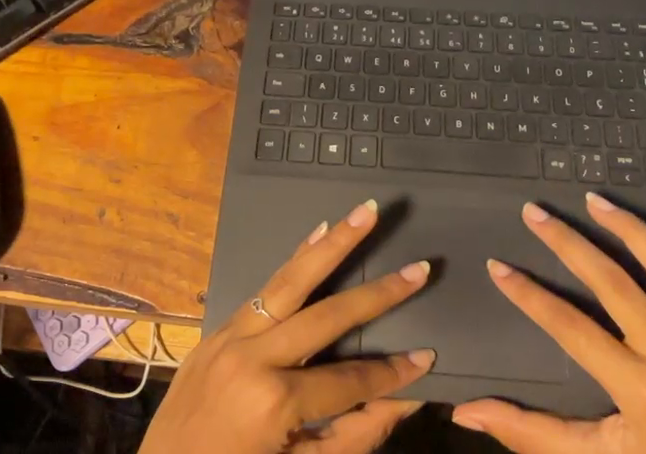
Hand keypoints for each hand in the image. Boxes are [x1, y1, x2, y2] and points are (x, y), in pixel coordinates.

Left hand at [141, 199, 434, 453]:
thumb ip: (354, 435)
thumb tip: (405, 398)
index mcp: (274, 401)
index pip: (349, 380)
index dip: (391, 374)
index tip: (427, 357)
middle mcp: (253, 357)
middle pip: (327, 315)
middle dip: (378, 293)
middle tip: (420, 269)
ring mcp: (230, 337)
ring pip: (291, 280)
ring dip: (333, 244)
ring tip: (366, 213)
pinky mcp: (217, 331)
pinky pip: (262, 287)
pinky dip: (294, 259)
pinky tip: (318, 233)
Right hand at [452, 194, 645, 453]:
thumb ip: (530, 433)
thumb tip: (467, 412)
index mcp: (641, 389)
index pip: (572, 328)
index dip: (530, 296)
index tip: (497, 266)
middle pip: (617, 285)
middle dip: (570, 244)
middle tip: (534, 212)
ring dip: (631, 230)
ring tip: (595, 200)